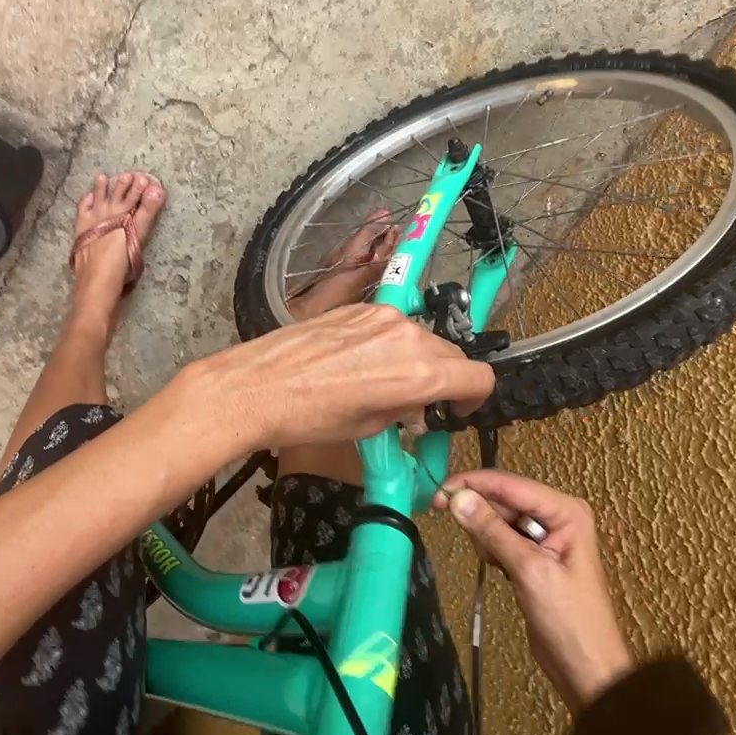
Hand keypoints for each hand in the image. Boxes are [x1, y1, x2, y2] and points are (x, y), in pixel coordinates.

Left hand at [176, 304, 493, 450]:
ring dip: (418, 361)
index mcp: (417, 372)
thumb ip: (404, 412)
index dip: (474, 399)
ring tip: (386, 386)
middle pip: (451, 355)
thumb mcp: (368, 426)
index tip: (456, 411)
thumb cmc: (308, 415)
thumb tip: (415, 409)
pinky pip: (392, 326)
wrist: (258, 385)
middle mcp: (406, 336)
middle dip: (445, 381)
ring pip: (422, 338)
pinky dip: (391, 345)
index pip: (477, 377)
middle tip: (420, 407)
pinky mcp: (358, 308)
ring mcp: (381, 316)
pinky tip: (363, 365)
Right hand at [434, 469, 632, 711]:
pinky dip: (491, 548)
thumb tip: (456, 497)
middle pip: (502, 498)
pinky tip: (499, 568)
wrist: (586, 670)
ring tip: (496, 564)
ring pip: (498, 516)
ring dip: (486, 536)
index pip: (509, 484)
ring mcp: (545, 534)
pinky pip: (501, 535)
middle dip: (479, 514)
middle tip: (464, 534)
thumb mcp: (528, 570)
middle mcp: (555, 514)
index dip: (471, 484)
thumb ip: (491, 531)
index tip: (438, 493)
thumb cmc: (568, 620)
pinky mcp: (533, 553)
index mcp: (564, 510)